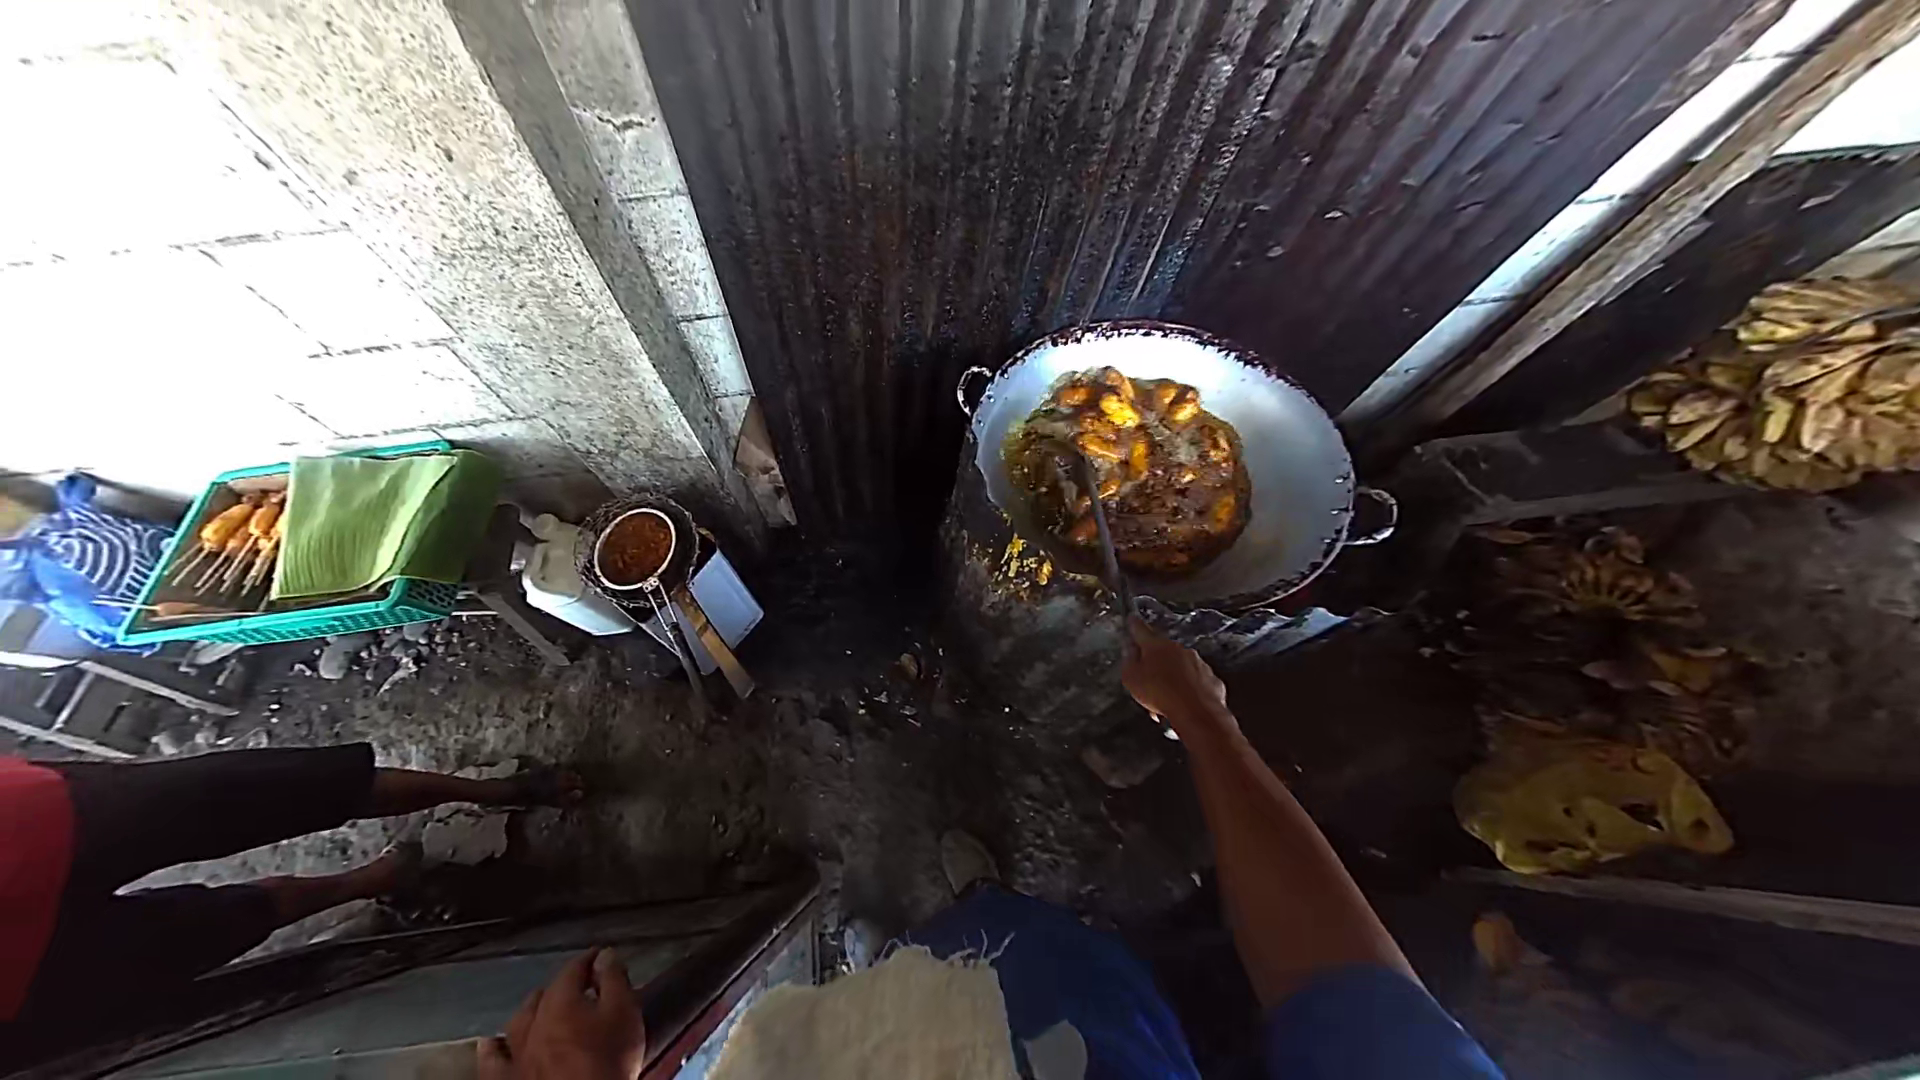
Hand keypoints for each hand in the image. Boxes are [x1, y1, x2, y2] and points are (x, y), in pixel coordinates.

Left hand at [477, 948, 644, 1079]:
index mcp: (560, 1003)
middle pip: (544, 994)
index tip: (601, 956)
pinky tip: (490, 1045)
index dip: (587, 959)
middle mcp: (532, 1026)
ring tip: (541, 1005)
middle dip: (562, 983)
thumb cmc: (609, 1058)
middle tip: (581, 983)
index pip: (572, 970)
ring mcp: (515, 1059)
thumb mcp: (624, 1010)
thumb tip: (604, 955)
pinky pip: (490, 1065)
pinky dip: (491, 1050)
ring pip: (516, 1024)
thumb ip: (614, 978)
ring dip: (530, 1010)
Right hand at [1121, 617, 1230, 733]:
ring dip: (1171, 679)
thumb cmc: (1160, 693)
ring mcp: (1198, 662)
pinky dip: (1188, 689)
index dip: (1133, 624)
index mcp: (1156, 645)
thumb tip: (1131, 651)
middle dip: (1154, 663)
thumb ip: (1128, 661)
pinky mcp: (1211, 678)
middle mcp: (1178, 648)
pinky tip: (1182, 703)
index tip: (1131, 619)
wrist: (1196, 713)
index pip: (1140, 629)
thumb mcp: (1130, 678)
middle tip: (1147, 682)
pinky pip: (1195, 681)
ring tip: (1164, 701)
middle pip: (1162, 650)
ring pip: (1179, 666)